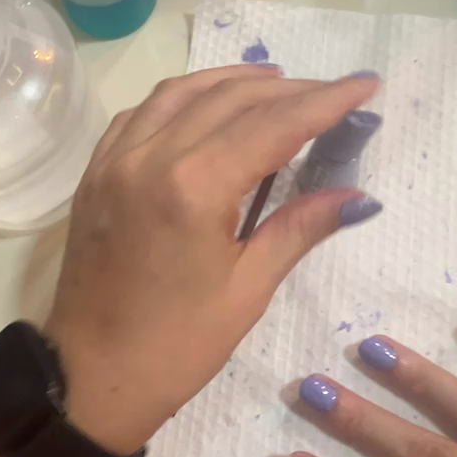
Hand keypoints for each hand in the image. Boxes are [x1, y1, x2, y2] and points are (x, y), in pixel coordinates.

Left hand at [46, 64, 383, 454]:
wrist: (91, 376)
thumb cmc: (177, 345)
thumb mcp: (247, 289)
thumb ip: (299, 228)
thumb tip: (359, 196)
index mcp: (192, 186)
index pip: (271, 125)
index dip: (323, 102)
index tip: (364, 85)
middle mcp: (149, 157)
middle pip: (227, 99)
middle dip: (286, 89)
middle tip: (330, 91)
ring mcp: (114, 160)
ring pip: (178, 94)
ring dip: (229, 81)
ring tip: (274, 80)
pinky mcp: (94, 172)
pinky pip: (138, 115)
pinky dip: (177, 100)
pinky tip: (202, 105)